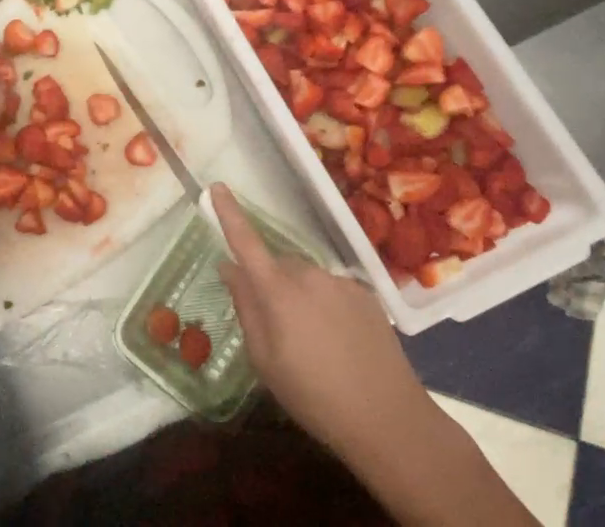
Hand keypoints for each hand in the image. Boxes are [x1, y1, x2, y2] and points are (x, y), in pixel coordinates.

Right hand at [211, 183, 430, 457]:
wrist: (388, 418)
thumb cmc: (312, 395)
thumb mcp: (264, 359)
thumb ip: (245, 307)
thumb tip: (229, 268)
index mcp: (278, 291)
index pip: (246, 242)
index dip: (229, 213)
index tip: (216, 186)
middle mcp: (310, 275)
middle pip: (278, 265)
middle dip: (271, 284)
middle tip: (275, 330)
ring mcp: (342, 283)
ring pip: (307, 279)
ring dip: (300, 297)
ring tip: (311, 344)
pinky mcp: (367, 296)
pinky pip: (333, 290)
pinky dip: (326, 306)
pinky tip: (337, 343)